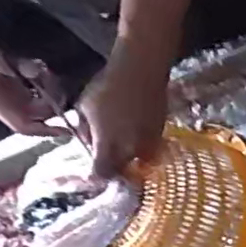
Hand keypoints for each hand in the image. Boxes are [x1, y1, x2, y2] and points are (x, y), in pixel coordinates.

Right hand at [0, 22, 67, 136]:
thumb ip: (3, 60)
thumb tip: (29, 70)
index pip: (23, 126)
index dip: (44, 131)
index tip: (64, 130)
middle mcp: (6, 101)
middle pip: (39, 115)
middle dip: (53, 104)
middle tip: (55, 83)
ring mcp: (10, 90)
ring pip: (40, 100)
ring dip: (50, 90)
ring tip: (47, 72)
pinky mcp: (13, 78)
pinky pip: (36, 85)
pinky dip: (44, 80)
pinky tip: (42, 67)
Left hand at [79, 41, 169, 177]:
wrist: (141, 71)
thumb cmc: (107, 86)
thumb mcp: (84, 106)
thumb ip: (85, 130)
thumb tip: (88, 141)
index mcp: (108, 145)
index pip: (102, 174)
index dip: (96, 175)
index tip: (92, 170)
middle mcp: (130, 151)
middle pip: (121, 170)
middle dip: (113, 165)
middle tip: (106, 152)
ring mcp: (149, 144)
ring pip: (137, 160)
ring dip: (128, 154)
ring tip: (121, 138)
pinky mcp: (161, 135)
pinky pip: (149, 147)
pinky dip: (140, 143)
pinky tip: (134, 127)